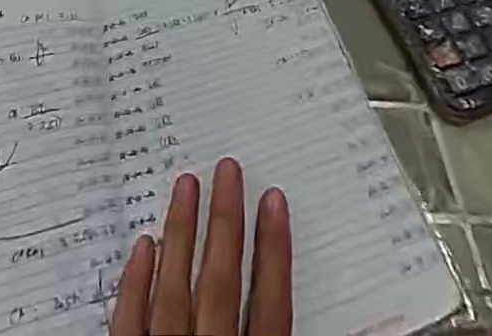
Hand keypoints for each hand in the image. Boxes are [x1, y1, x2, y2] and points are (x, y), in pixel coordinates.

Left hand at [109, 157, 291, 335]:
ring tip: (187, 184)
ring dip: (182, 233)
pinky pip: (129, 323)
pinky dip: (136, 284)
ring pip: (173, 290)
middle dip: (226, 222)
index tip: (273, 201)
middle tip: (228, 171)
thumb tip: (362, 319)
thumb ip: (304, 333)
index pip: (270, 308)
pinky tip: (143, 246)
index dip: (274, 251)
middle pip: (220, 284)